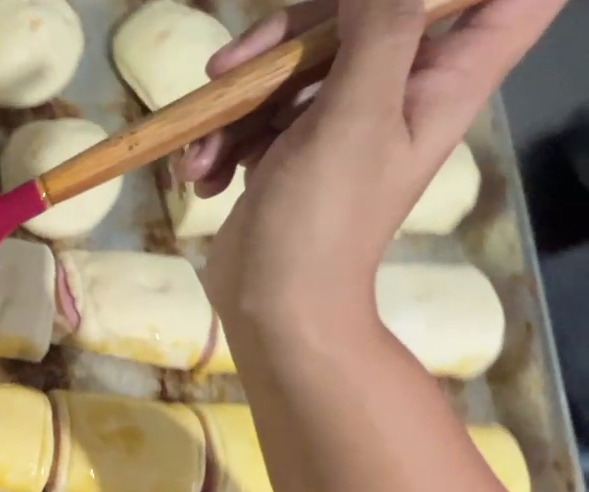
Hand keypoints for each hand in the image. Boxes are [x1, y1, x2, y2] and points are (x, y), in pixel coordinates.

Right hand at [176, 0, 563, 339]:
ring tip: (202, 153)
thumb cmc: (322, 220)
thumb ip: (378, 34)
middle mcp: (400, 88)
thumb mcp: (352, 120)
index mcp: (447, 74)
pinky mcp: (287, 152)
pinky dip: (222, 144)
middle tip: (233, 64)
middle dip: (289, 38)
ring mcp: (339, 122)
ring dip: (233, 108)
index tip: (379, 6)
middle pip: (363, 17)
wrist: (272, 303)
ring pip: (293, 71)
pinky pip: (255, 119)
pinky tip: (204, 176)